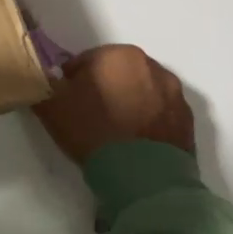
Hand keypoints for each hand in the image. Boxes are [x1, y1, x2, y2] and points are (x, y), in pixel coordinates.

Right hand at [31, 44, 196, 164]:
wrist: (144, 179)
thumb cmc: (94, 130)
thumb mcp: (50, 103)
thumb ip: (42, 82)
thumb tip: (44, 78)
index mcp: (118, 54)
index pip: (86, 60)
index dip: (73, 80)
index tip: (68, 100)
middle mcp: (152, 67)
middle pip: (118, 73)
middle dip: (105, 87)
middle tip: (90, 113)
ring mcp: (176, 96)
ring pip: (142, 92)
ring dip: (130, 102)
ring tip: (115, 131)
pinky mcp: (190, 123)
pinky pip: (161, 113)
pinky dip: (148, 121)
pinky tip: (134, 142)